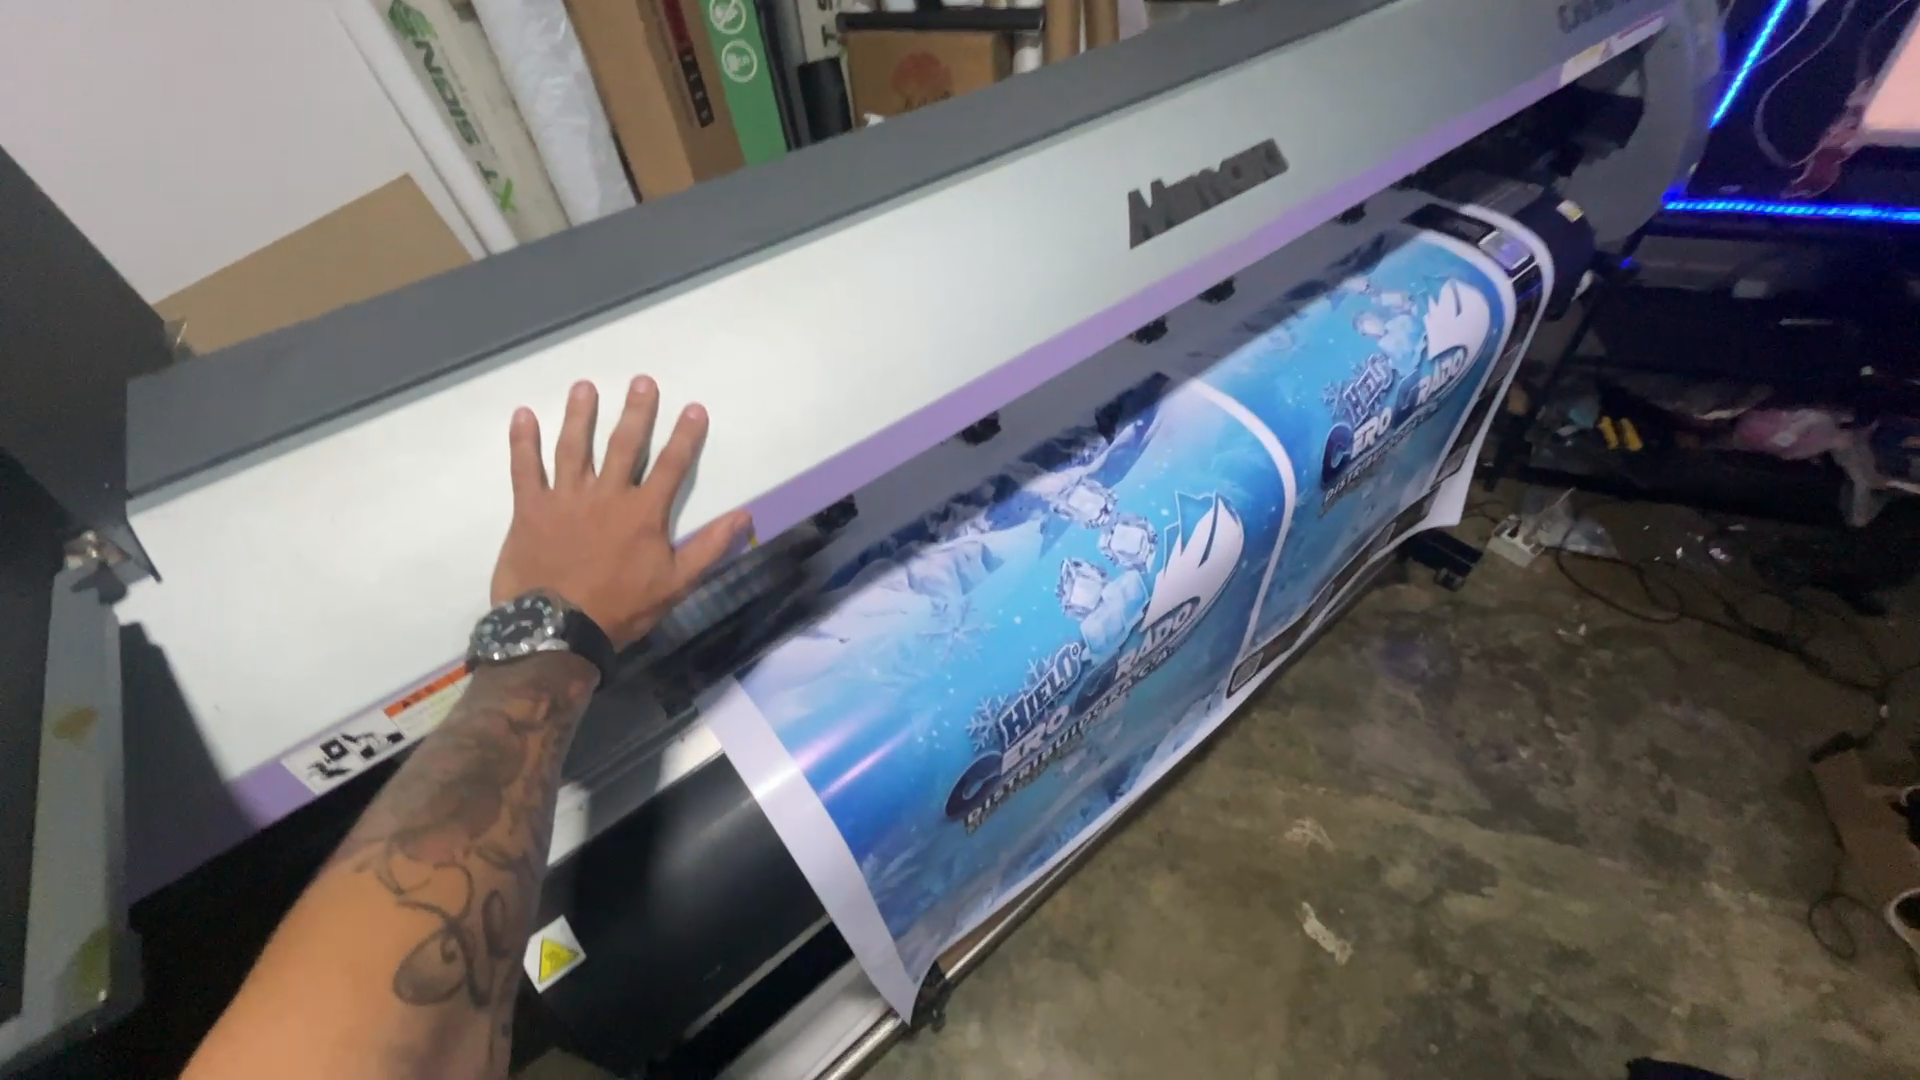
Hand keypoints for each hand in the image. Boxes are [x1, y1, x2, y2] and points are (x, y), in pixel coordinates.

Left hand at [492, 377, 750, 649]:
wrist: (557, 629)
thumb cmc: (622, 607)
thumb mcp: (677, 583)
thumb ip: (710, 547)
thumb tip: (745, 517)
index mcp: (644, 512)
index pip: (672, 465)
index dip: (685, 436)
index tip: (694, 408)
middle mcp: (607, 495)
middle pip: (625, 445)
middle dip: (636, 412)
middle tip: (641, 381)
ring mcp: (566, 498)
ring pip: (575, 447)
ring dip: (581, 415)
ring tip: (585, 387)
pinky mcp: (531, 509)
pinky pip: (525, 469)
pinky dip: (523, 442)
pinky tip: (523, 416)